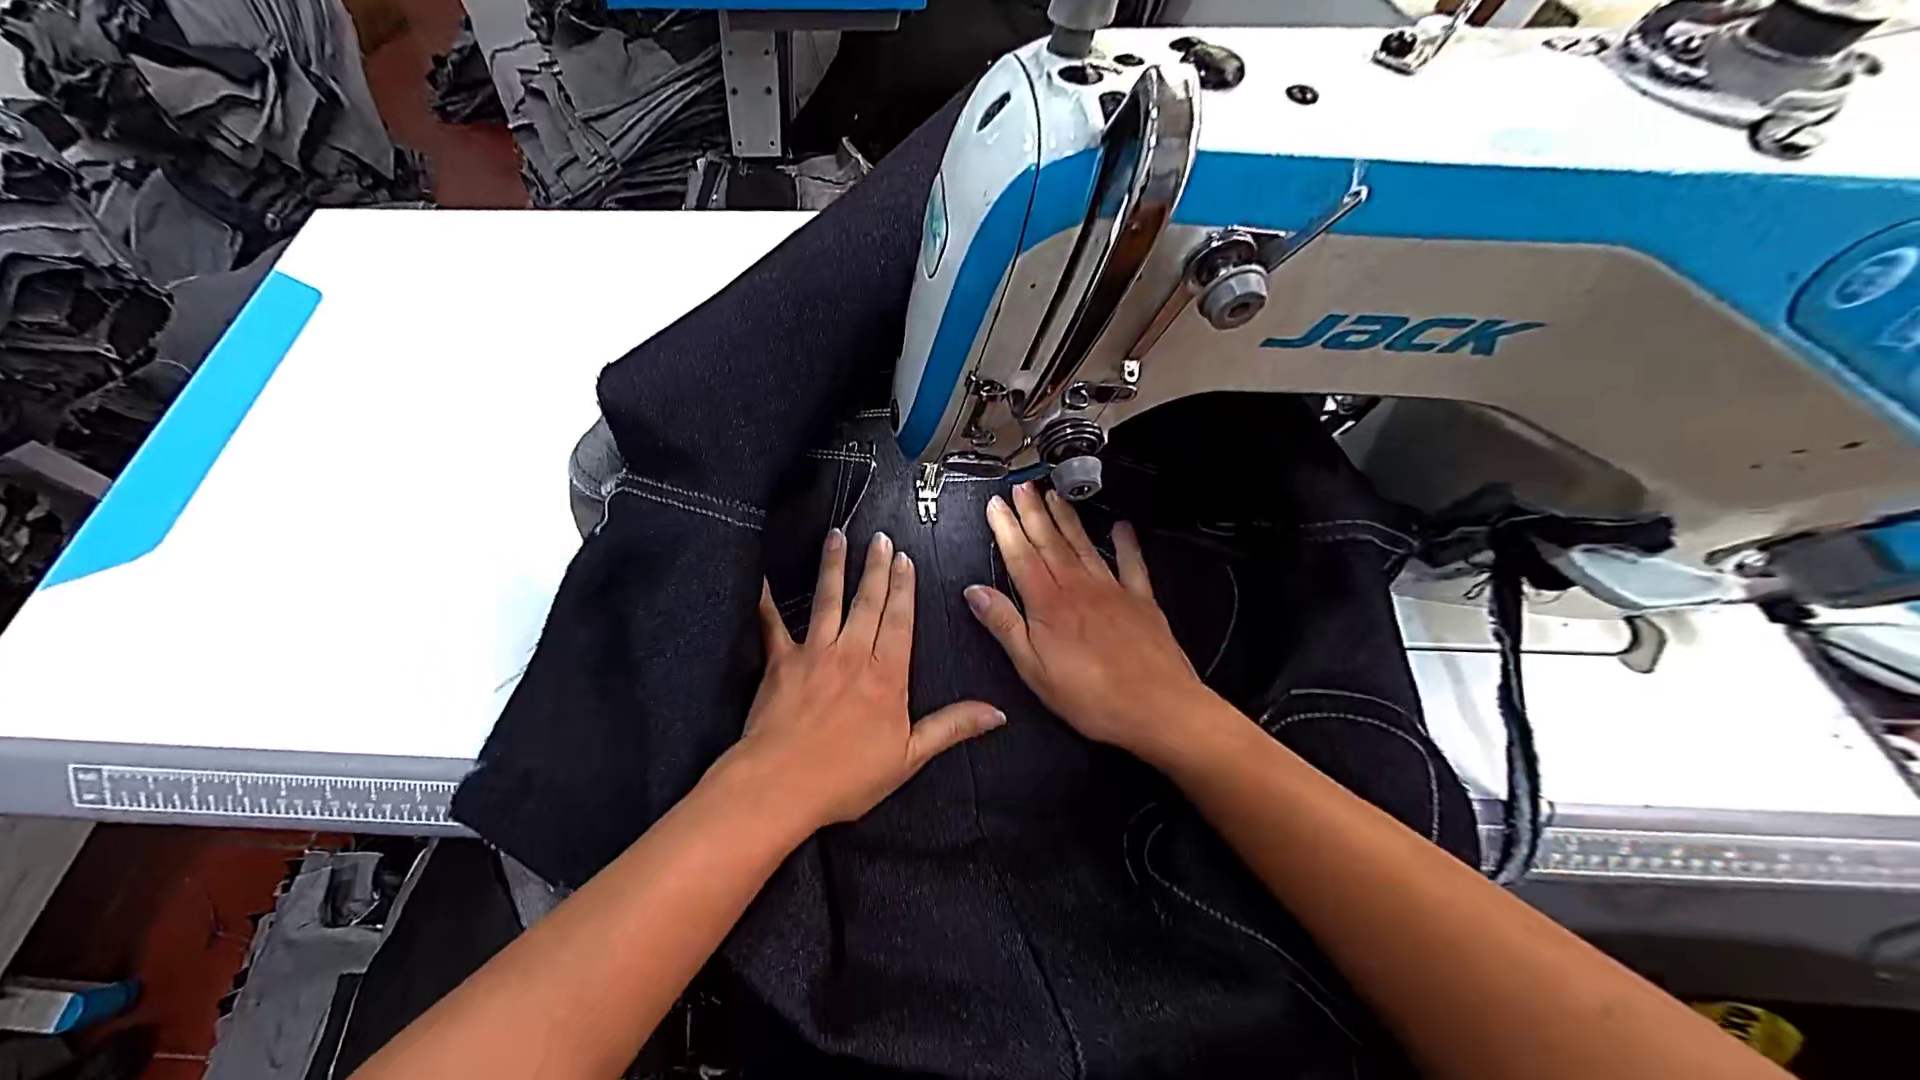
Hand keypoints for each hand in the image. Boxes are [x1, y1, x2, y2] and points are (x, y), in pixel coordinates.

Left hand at [718, 529, 1004, 829]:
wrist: (782, 785)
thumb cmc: (844, 777)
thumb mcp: (910, 756)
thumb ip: (952, 727)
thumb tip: (994, 714)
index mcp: (886, 676)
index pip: (899, 619)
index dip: (904, 587)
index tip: (905, 560)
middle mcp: (852, 655)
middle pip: (868, 601)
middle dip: (876, 566)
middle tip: (880, 539)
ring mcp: (815, 654)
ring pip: (828, 600)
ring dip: (834, 566)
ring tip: (838, 538)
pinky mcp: (781, 663)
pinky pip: (772, 624)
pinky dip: (766, 601)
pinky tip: (764, 579)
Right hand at [965, 484, 1223, 761]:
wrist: (1157, 708)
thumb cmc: (1097, 697)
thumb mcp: (1033, 669)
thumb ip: (1004, 625)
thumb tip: (977, 595)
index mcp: (1050, 604)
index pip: (1020, 555)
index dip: (1005, 527)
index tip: (997, 506)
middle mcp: (1080, 589)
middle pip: (1050, 541)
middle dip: (1032, 512)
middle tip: (1022, 489)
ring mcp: (1112, 591)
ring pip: (1083, 544)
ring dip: (1066, 518)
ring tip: (1054, 497)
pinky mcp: (1141, 602)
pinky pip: (1131, 563)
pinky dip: (1125, 542)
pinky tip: (1121, 527)